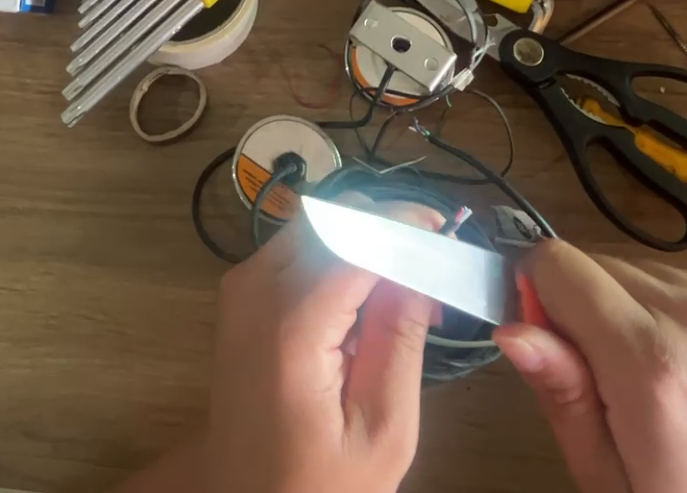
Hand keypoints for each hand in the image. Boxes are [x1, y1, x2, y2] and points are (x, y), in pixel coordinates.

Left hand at [122, 199, 441, 492]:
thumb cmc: (317, 480)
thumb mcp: (381, 427)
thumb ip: (400, 338)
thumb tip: (421, 266)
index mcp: (288, 323)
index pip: (351, 239)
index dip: (401, 224)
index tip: (446, 231)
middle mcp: (254, 286)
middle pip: (326, 219)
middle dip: (383, 226)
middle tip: (433, 261)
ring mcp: (240, 284)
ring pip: (312, 226)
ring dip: (363, 239)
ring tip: (409, 284)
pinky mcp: (241, 291)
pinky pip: (296, 248)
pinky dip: (337, 255)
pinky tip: (370, 295)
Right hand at [493, 240, 686, 492]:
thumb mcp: (612, 480)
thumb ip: (562, 396)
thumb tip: (509, 330)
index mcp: (652, 361)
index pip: (555, 264)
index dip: (536, 296)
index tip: (549, 348)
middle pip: (586, 263)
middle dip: (575, 306)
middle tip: (598, 379)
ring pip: (620, 268)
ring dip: (612, 307)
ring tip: (643, 376)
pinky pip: (657, 277)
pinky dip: (647, 308)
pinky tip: (674, 364)